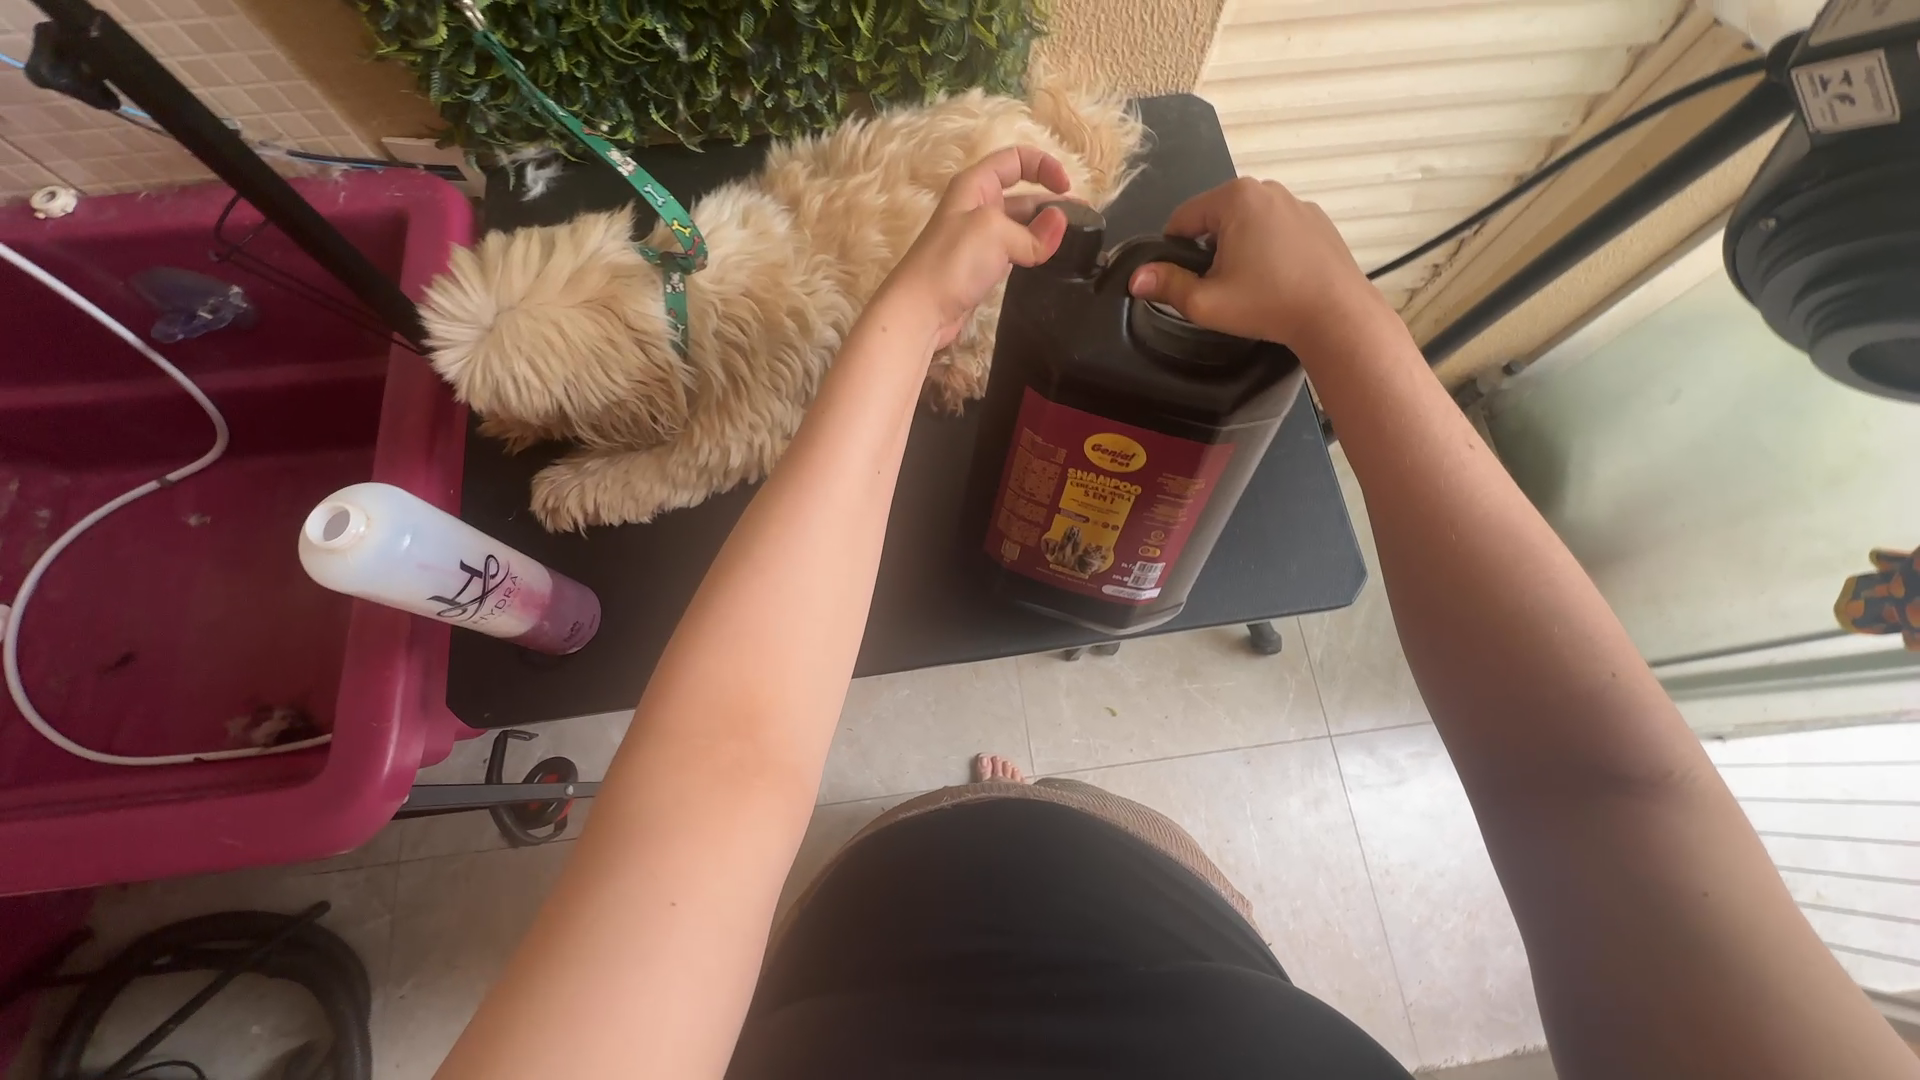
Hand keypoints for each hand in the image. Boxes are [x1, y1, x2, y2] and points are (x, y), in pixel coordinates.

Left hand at [875, 146, 1072, 349]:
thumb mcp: (995, 234)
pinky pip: (1013, 252)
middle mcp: (976, 206)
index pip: (1015, 159)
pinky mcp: (979, 268)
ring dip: (1044, 230)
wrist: (919, 310)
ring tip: (1074, 242)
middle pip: (1021, 195)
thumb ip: (1032, 232)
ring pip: (1019, 226)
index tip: (1066, 187)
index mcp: (975, 185)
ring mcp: (977, 239)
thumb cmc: (952, 262)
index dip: (1044, 165)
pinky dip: (1031, 253)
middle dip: (1051, 203)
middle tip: (1084, 221)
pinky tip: (1047, 261)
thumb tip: (1061, 226)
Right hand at [1127, 177, 1387, 350]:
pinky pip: (1274, 231)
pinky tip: (1275, 280)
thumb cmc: (1266, 304)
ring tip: (1249, 287)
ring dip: (1236, 251)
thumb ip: (1166, 285)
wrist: (1335, 314)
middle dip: (1208, 252)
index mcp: (1234, 198)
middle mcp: (1266, 188)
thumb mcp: (1204, 302)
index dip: (1172, 253)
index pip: (1181, 219)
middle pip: (1213, 220)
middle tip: (1219, 289)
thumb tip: (1134, 278)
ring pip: (1245, 225)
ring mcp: (1295, 202)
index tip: (1184, 283)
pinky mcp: (1316, 220)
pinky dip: (1266, 251)